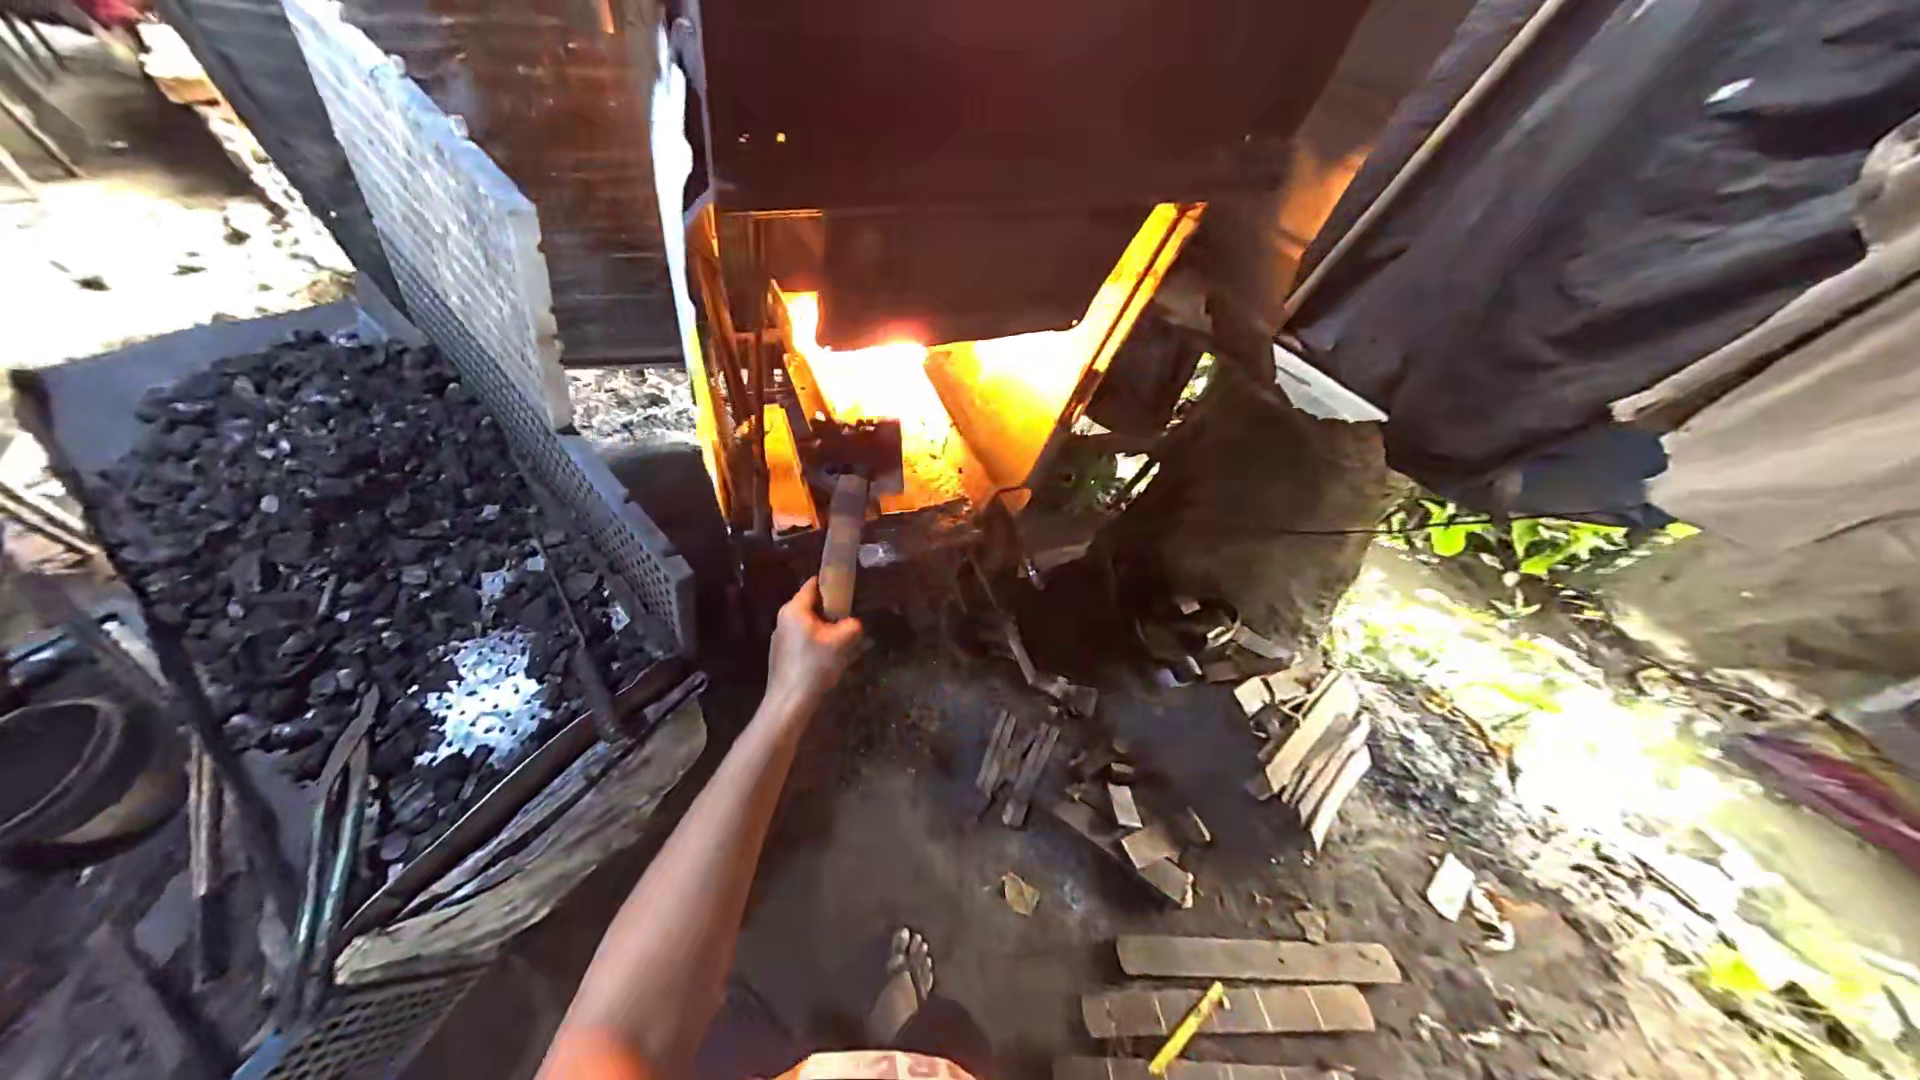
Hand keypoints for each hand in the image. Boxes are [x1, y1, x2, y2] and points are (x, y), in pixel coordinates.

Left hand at [765, 578, 863, 716]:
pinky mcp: (782, 653)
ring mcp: (780, 637)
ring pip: (809, 624)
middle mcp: (784, 618)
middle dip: (832, 611)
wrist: (790, 701)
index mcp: (794, 608)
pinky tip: (828, 660)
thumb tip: (853, 623)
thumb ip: (853, 625)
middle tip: (849, 623)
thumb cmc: (815, 665)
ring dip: (826, 630)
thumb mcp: (843, 641)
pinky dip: (817, 643)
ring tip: (843, 644)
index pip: (813, 583)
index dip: (832, 584)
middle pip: (813, 605)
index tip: (849, 593)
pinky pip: (804, 639)